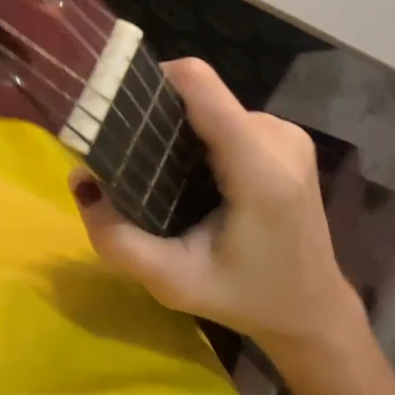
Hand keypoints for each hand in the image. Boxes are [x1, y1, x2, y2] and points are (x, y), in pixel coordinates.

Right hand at [76, 59, 363, 349]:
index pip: (196, 81)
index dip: (148, 80)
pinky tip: (190, 173)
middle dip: (154, 116)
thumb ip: (117, 238)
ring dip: (175, 127)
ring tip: (159, 170)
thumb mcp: (171, 281)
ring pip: (205, 102)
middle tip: (130, 157)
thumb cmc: (244, 296)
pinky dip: (196, 132)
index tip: (114, 108)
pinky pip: (222, 112)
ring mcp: (285, 133)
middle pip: (193, 93)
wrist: (314, 314)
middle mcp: (276, 136)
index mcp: (258, 167)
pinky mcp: (284, 136)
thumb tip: (80, 179)